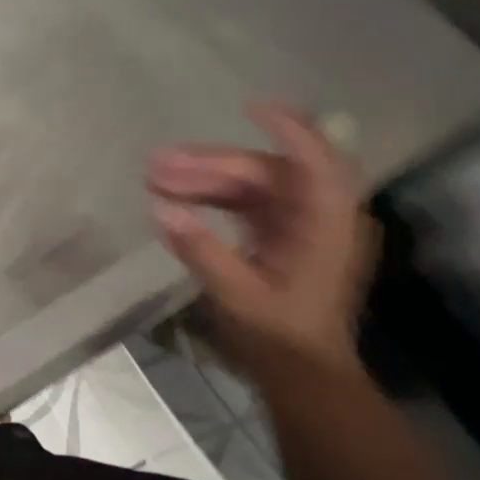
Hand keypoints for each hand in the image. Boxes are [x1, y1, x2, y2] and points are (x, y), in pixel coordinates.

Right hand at [147, 102, 376, 374]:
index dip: (289, 130)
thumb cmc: (278, 335)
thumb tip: (160, 209)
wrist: (301, 371)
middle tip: (157, 164)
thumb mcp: (237, 295)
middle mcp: (319, 217)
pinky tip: (177, 200)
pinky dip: (213, 200)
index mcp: (325, 226)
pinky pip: (247, 206)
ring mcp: (300, 228)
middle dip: (213, 164)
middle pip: (268, 173)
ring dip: (205, 180)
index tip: (251, 108)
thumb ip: (202, 250)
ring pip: (253, 187)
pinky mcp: (282, 241)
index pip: (314, 163)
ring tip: (154, 178)